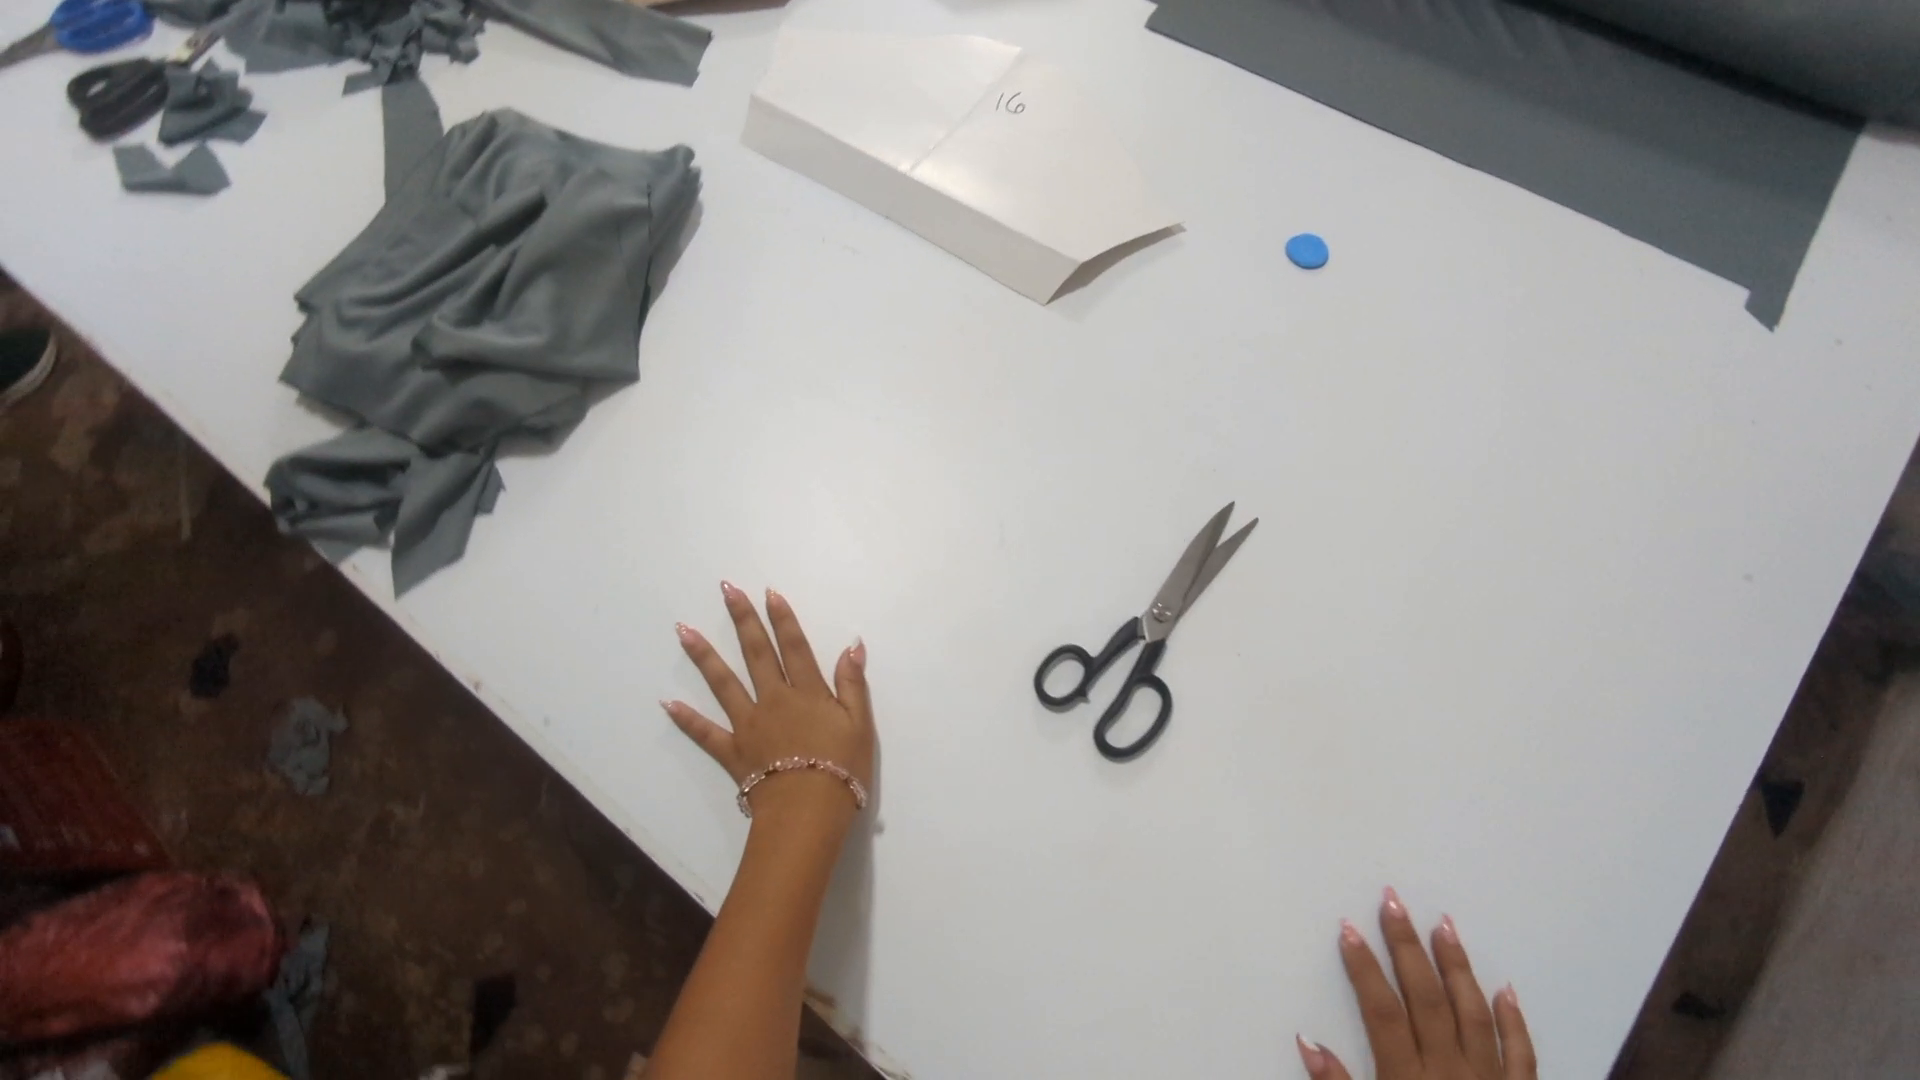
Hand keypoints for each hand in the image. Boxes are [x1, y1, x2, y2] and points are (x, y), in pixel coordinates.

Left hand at [662, 583, 874, 822]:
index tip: (769, 592)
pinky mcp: (733, 751)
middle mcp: (774, 700)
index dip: (783, 619)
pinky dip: (687, 720)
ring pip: (723, 683)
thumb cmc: (842, 769)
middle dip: (743, 619)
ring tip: (683, 630)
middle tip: (726, 590)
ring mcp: (749, 724)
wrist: (808, 812)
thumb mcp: (860, 725)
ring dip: (704, 655)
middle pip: (756, 653)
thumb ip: (853, 684)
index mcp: (807, 693)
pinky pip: (706, 733)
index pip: (794, 647)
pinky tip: (667, 704)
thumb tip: (852, 645)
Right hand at [1298, 887, 1534, 1079]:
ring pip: (1474, 1013)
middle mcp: (1452, 1074)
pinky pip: (1522, 1055)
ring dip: (1457, 966)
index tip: (1347, 926)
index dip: (1363, 966)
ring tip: (1444, 922)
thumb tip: (1306, 1040)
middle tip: (1393, 899)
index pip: (1382, 1010)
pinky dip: (1514, 1020)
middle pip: (1426, 997)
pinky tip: (1504, 988)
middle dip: (1406, 946)